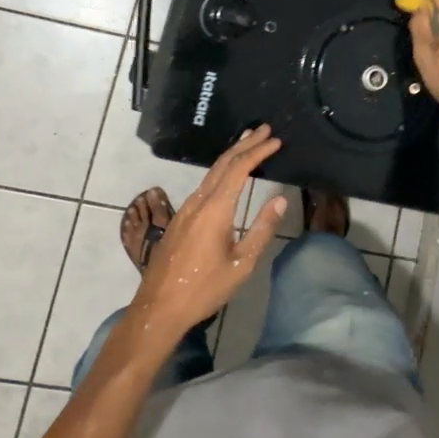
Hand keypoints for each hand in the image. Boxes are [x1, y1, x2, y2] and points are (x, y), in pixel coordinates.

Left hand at [130, 125, 288, 336]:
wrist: (158, 308)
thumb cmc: (204, 289)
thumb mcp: (241, 264)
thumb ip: (262, 229)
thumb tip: (280, 199)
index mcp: (215, 209)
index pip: (239, 169)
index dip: (258, 151)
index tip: (276, 140)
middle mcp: (198, 201)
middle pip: (223, 163)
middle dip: (245, 144)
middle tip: (265, 129)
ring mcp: (186, 209)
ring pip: (211, 172)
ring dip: (232, 155)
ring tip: (249, 144)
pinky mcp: (180, 219)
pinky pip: (204, 184)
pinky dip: (221, 171)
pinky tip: (227, 175)